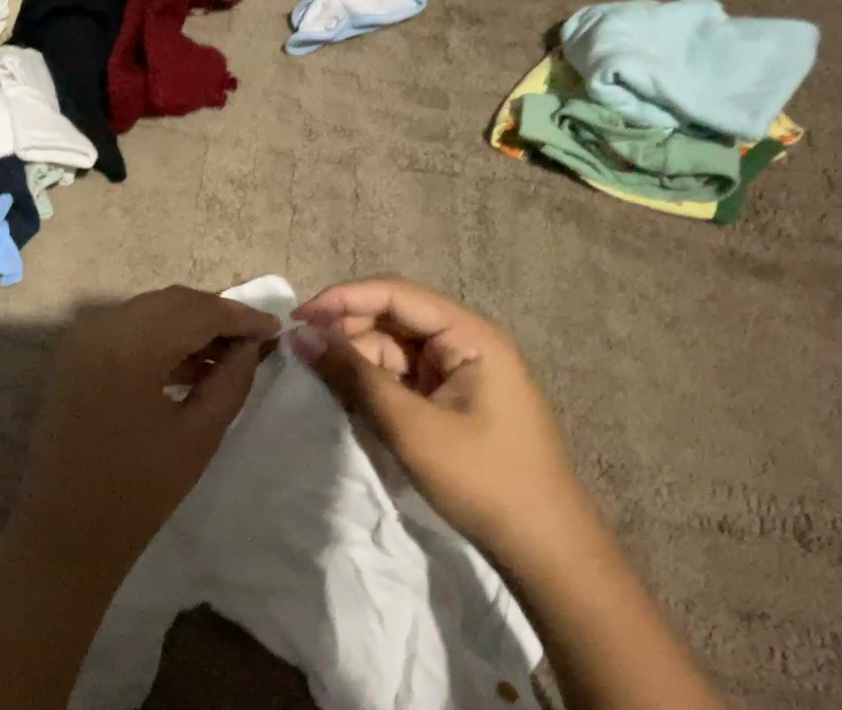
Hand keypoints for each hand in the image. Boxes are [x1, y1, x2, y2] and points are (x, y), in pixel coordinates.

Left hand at [11, 285, 280, 572]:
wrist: (66, 529)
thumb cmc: (138, 490)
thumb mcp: (198, 434)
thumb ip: (231, 380)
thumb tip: (252, 346)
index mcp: (130, 344)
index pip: (196, 311)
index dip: (241, 316)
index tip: (276, 327)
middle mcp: (100, 326)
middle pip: (170, 303)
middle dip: (216, 315)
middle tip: (255, 339)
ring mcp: (81, 339)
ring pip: (148, 313)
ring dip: (188, 326)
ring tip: (230, 355)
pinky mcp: (74, 355)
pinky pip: (125, 331)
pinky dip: (160, 339)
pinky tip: (191, 364)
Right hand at [289, 276, 591, 563]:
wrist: (544, 548)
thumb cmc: (483, 479)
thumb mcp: (409, 426)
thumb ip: (353, 374)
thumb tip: (300, 334)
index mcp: (469, 336)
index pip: (395, 294)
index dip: (342, 299)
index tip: (297, 319)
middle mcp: (465, 343)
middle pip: (392, 316)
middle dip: (345, 329)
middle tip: (301, 352)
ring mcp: (459, 372)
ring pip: (392, 347)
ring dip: (355, 358)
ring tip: (319, 379)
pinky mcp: (451, 399)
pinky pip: (401, 375)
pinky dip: (371, 382)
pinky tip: (346, 396)